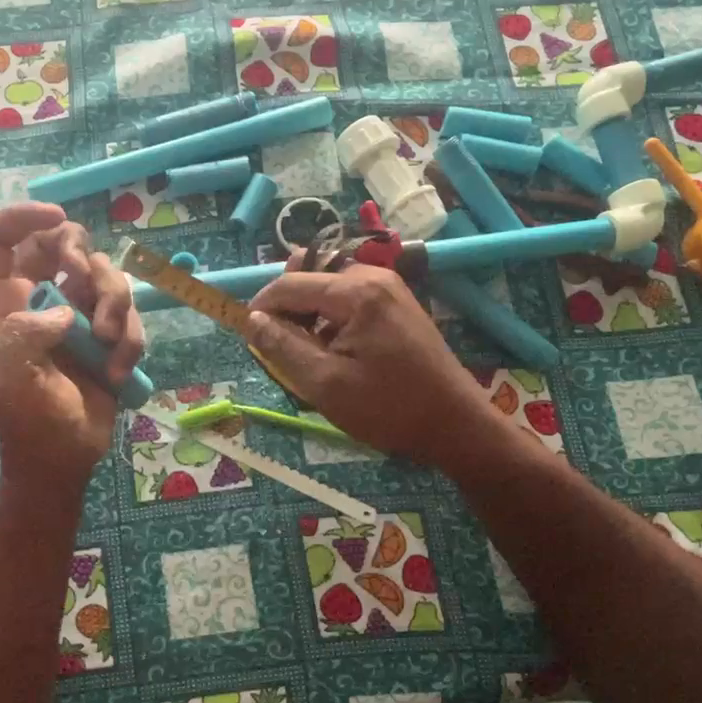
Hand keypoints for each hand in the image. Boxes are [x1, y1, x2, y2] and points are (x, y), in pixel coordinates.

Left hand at [0, 202, 143, 487]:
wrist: (63, 458)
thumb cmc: (29, 421)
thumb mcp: (13, 380)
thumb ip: (24, 336)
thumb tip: (64, 313)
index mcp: (4, 304)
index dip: (18, 217)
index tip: (55, 217)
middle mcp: (40, 300)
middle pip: (60, 242)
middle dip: (81, 255)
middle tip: (84, 282)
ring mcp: (76, 315)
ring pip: (104, 274)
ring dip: (116, 303)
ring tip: (109, 346)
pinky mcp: (107, 335)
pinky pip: (129, 313)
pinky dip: (131, 338)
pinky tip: (117, 372)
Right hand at [245, 264, 494, 465]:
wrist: (454, 424)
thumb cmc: (387, 408)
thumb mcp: (324, 383)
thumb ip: (282, 347)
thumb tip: (252, 320)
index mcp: (355, 292)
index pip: (289, 285)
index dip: (261, 308)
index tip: (247, 338)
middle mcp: (373, 278)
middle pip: (309, 278)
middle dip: (287, 309)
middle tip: (281, 349)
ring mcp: (390, 289)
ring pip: (328, 288)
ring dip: (309, 315)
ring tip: (307, 356)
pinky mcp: (398, 305)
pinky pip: (349, 300)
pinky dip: (331, 320)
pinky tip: (334, 353)